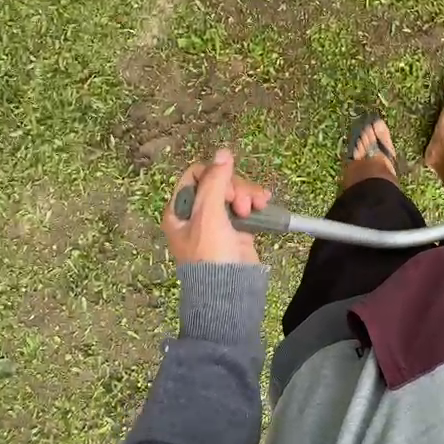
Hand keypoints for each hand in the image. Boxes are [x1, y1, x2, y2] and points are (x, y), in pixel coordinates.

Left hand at [161, 148, 268, 265]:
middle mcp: (196, 214)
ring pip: (234, 192)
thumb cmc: (210, 254)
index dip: (214, 176)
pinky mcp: (236, 229)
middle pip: (218, 182)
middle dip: (235, 187)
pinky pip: (245, 205)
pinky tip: (264, 204)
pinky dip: (255, 202)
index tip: (226, 190)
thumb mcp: (208, 215)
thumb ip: (215, 181)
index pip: (196, 176)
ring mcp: (217, 221)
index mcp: (179, 210)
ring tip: (258, 205)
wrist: (228, 292)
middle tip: (242, 203)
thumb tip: (223, 152)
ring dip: (248, 193)